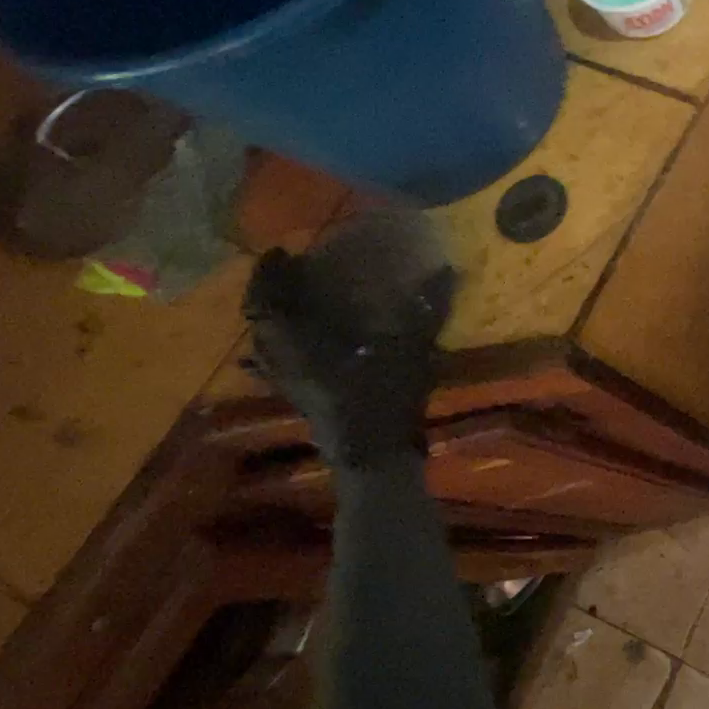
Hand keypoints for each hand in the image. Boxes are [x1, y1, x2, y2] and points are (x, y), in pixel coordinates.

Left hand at [244, 247, 455, 469]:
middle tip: (289, 270)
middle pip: (260, 320)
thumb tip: (447, 269)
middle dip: (269, 291)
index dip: (270, 274)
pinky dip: (272, 350)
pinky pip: (273, 366)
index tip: (282, 251)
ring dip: (271, 318)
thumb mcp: (413, 349)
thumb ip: (428, 309)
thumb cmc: (387, 400)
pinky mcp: (299, 399)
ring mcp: (289, 383)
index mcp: (304, 343)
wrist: (374, 458)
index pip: (269, 301)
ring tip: (290, 299)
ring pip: (263, 343)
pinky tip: (279, 350)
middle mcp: (287, 360)